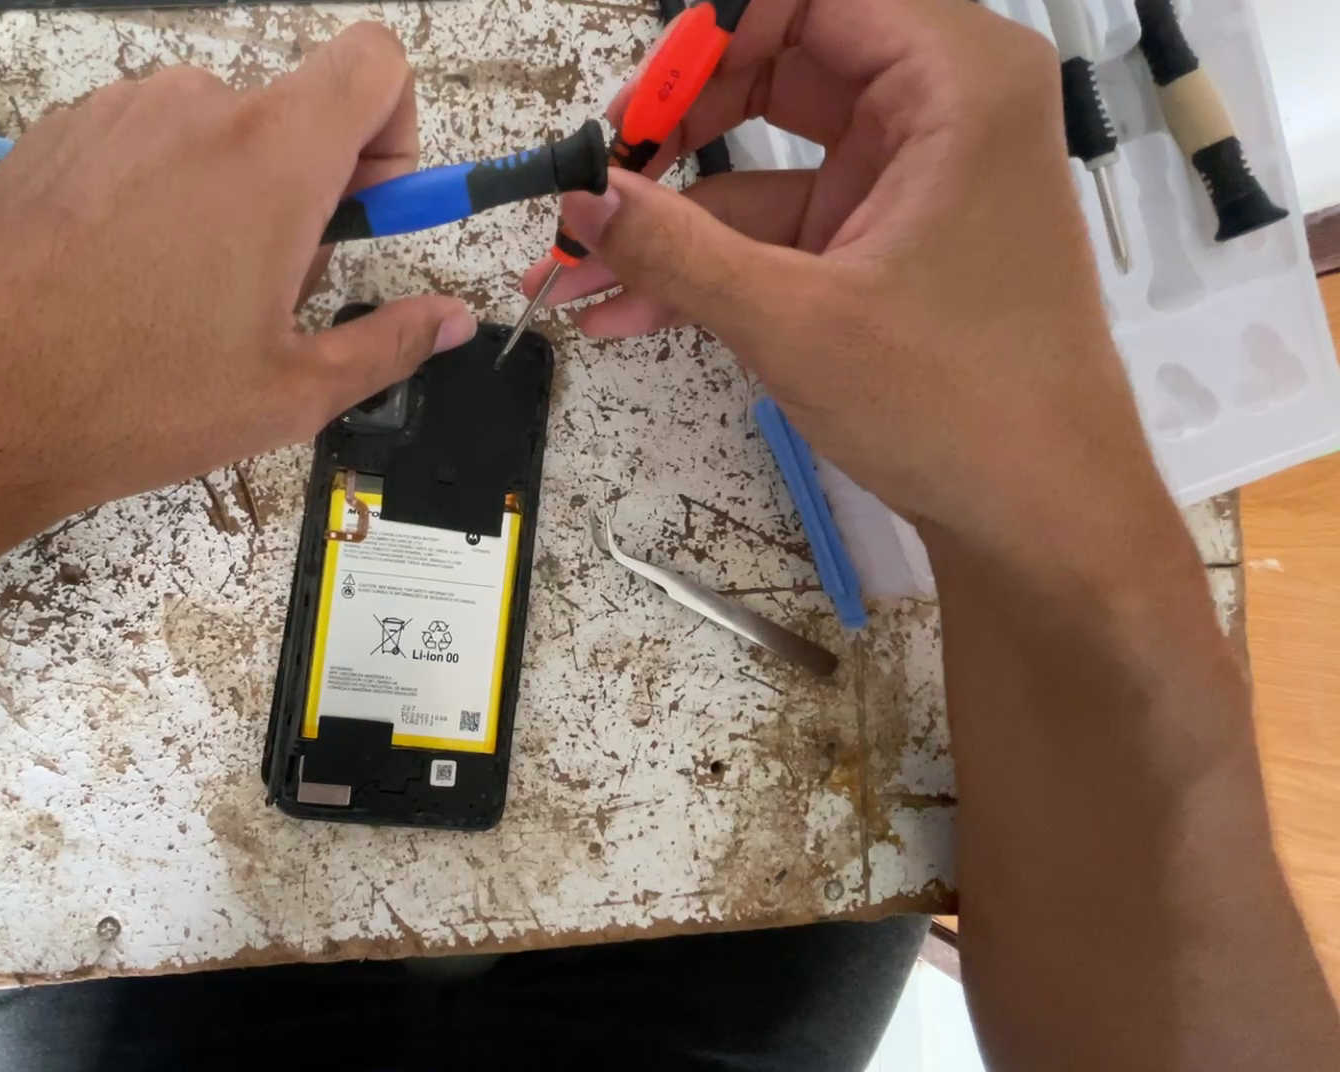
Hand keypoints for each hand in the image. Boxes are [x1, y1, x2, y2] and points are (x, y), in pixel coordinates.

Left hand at [0, 23, 473, 604]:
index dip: (395, 128)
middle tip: (270, 299)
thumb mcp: (291, 393)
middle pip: (292, 118)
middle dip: (307, 198)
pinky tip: (124, 284)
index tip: (369, 209)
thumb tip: (451, 319)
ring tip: (188, 304)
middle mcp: (194, 105)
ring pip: (214, 136)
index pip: (376, 65)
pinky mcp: (55, 138)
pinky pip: (143, 147)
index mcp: (271, 157)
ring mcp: (114, 113)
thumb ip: (388, 345)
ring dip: (233, 203)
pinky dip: (163, 198)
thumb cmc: (143, 400)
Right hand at [524, 0, 1169, 558]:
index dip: (703, 44)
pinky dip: (692, 276)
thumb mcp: (789, 316)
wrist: (1024, 506)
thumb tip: (577, 199)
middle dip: (662, 146)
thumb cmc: (940, 397)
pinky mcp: (861, 256)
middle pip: (768, 81)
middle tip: (585, 196)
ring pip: (749, 179)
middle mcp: (925, 116)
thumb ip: (674, 249)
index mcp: (950, 83)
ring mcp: (888, 192)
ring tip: (562, 279)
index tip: (623, 117)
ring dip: (656, 233)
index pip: (810, 0)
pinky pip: (760, 244)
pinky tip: (615, 314)